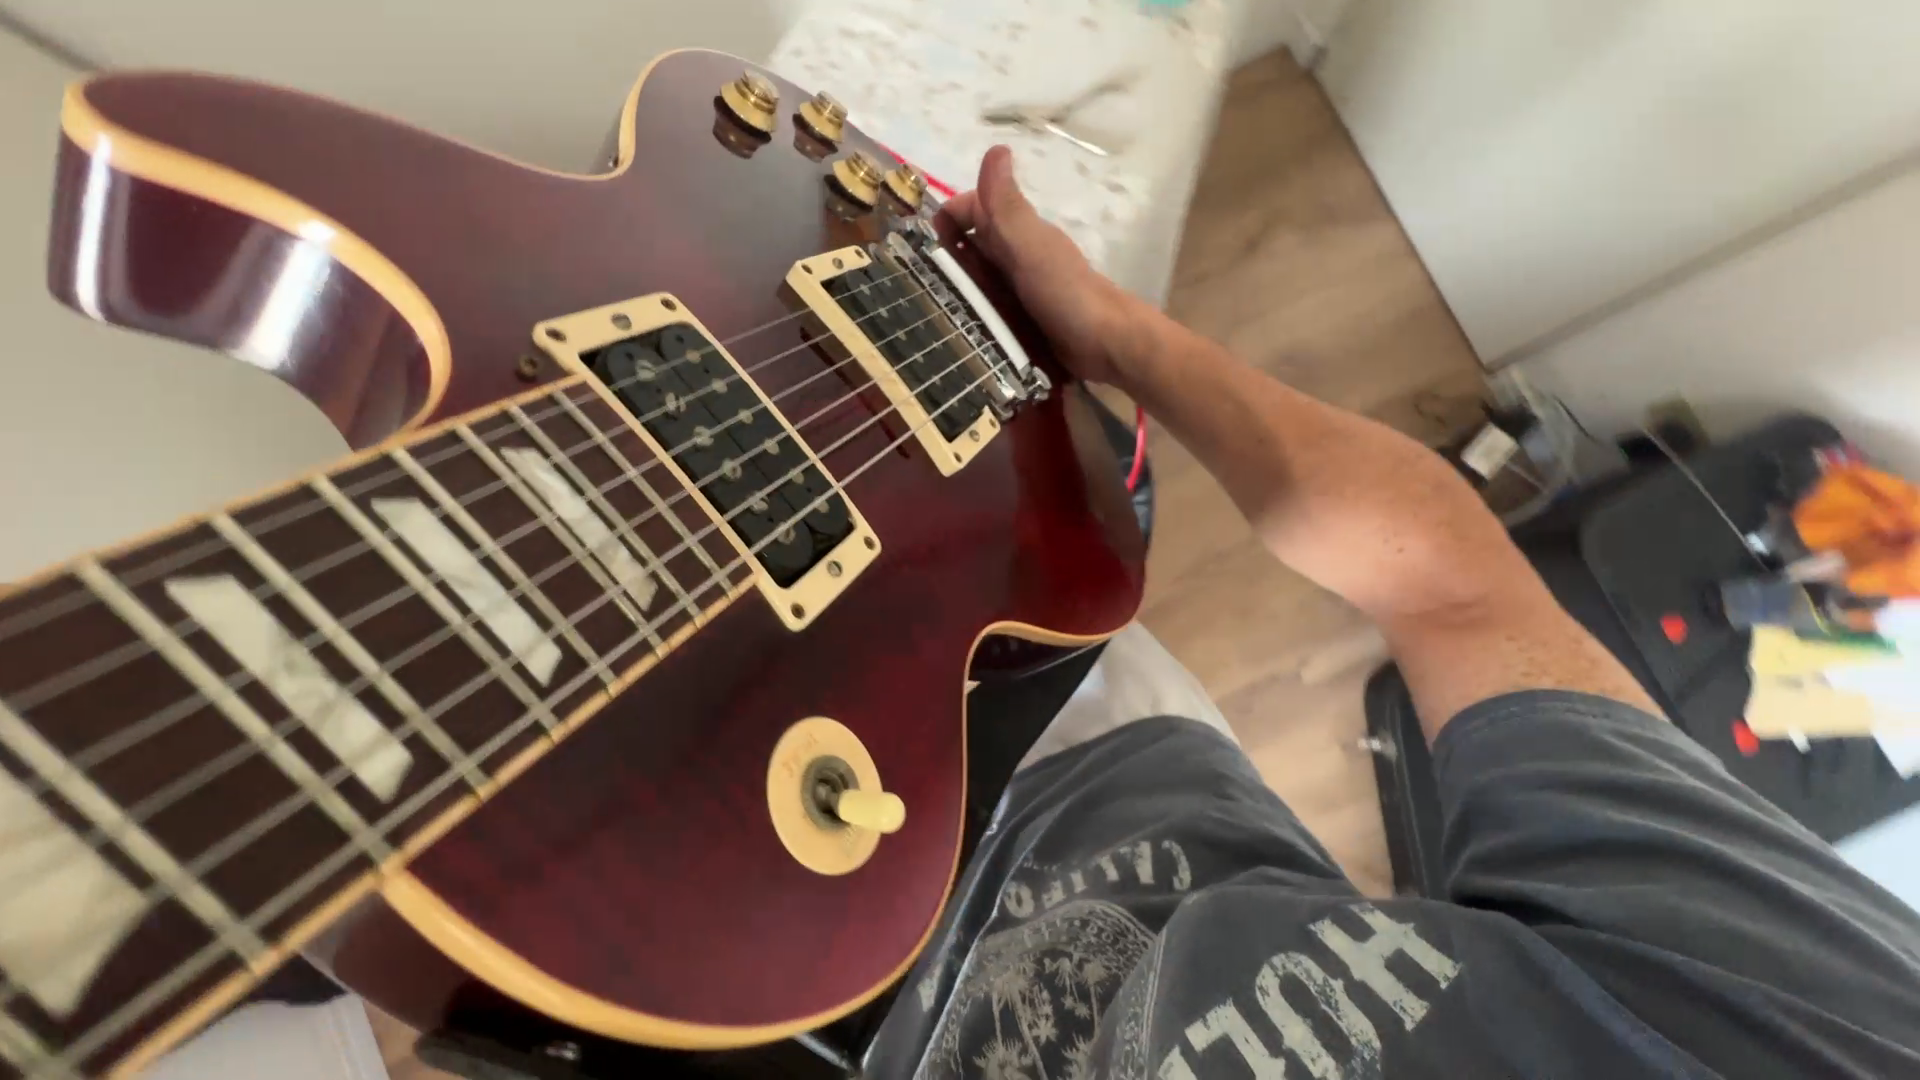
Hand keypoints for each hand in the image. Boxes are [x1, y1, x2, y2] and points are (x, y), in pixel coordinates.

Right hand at [937, 146, 1136, 384]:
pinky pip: (989, 315)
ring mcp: (1018, 291)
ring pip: (976, 283)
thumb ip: (1007, 207)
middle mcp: (1014, 257)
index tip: (918, 253)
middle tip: (913, 293)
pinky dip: (972, 320)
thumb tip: (996, 148)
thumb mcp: (1030, 248)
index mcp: (1015, 232)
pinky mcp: (1021, 323)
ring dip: (954, 295)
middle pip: (968, 249)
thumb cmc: (1067, 294)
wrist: (1107, 346)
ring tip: (925, 318)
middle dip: (942, 263)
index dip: (943, 222)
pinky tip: (954, 337)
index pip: (967, 211)